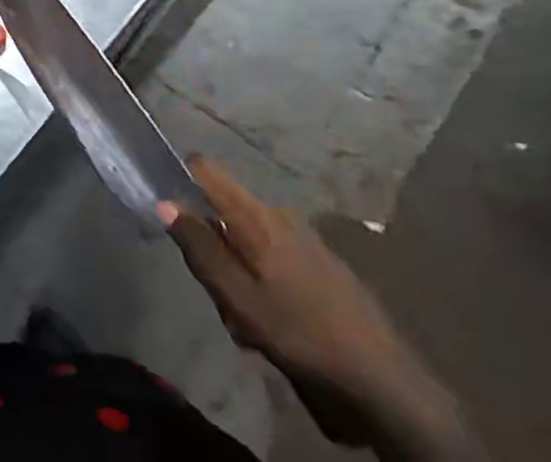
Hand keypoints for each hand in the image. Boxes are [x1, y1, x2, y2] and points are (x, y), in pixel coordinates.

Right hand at [166, 159, 476, 458]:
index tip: (166, 200)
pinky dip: (261, 275)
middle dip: (209, 238)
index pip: (206, 169)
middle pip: (223, 208)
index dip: (180, 175)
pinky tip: (271, 314)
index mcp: (255, 216)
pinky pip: (273, 253)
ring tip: (241, 311)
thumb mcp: (234, 293)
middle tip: (211, 284)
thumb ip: (198, 244)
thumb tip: (165, 201)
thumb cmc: (298, 332)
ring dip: (235, 263)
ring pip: (247, 235)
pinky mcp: (324, 263)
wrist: (384, 381)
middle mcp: (280, 216)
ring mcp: (307, 239)